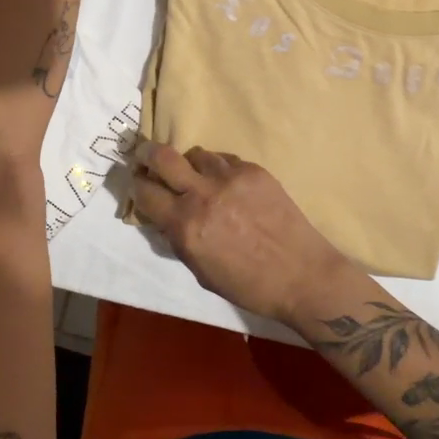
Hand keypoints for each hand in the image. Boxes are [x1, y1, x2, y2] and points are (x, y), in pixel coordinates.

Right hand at [130, 142, 356, 324]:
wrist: (302, 276)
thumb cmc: (248, 286)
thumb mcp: (200, 271)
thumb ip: (178, 239)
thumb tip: (163, 216)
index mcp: (185, 226)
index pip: (144, 192)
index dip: (136, 187)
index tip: (137, 184)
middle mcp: (202, 195)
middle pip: (162, 157)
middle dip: (147, 153)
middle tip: (145, 155)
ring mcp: (230, 178)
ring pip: (196, 154)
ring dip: (189, 164)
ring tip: (196, 176)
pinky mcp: (254, 170)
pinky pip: (225, 160)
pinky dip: (219, 169)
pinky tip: (227, 185)